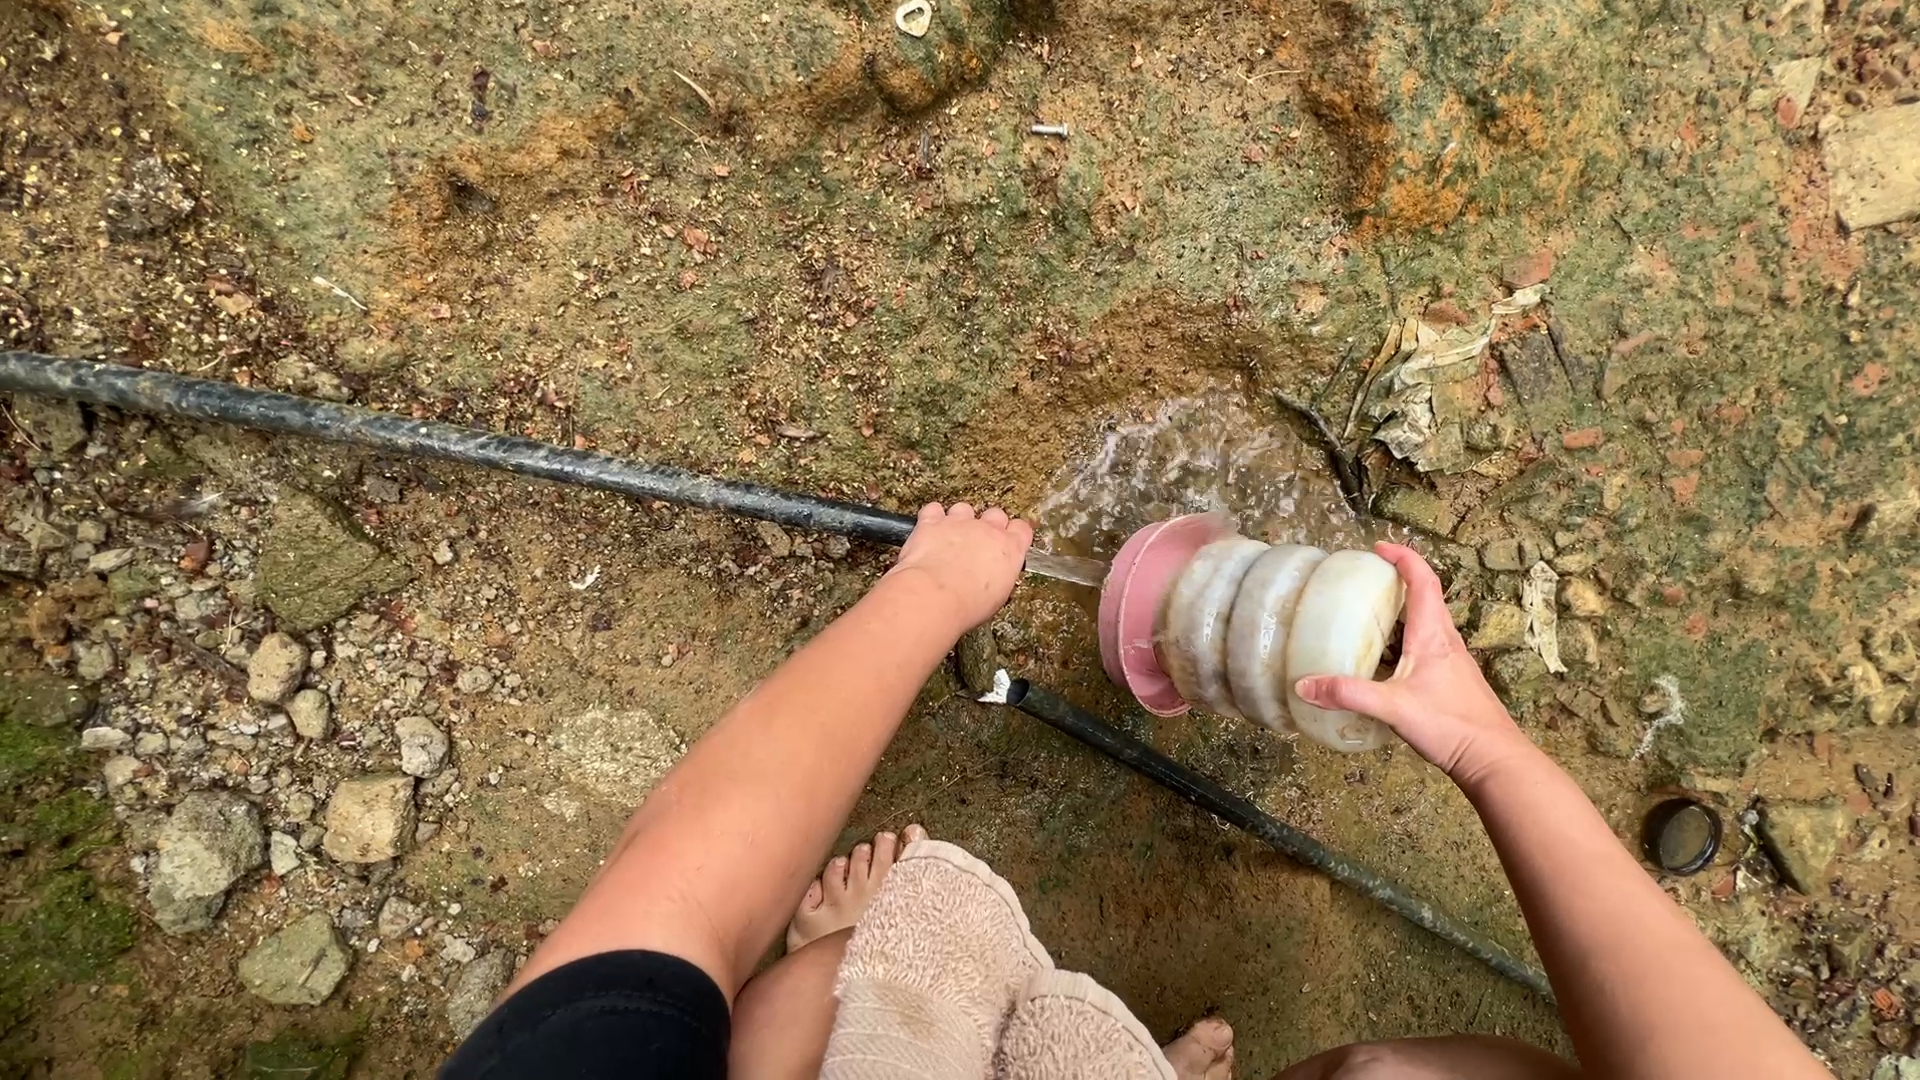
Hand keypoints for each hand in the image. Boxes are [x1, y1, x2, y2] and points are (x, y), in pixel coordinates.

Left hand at [887, 503, 1032, 631]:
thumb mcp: (997, 597)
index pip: (1021, 529)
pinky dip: (932, 516)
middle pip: (995, 514)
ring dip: (960, 519)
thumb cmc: (967, 603)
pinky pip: (934, 510)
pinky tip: (930, 528)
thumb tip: (996, 578)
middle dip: (989, 524)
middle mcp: (987, 530)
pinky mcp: (933, 522)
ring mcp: (959, 522)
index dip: (1015, 533)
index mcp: (1009, 549)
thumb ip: (1000, 576)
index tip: (1010, 540)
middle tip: (980, 542)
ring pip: (964, 509)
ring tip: (952, 537)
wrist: (936, 596)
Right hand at [1293, 542, 1535, 790]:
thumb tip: (1303, 685)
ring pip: (1424, 623)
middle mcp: (1445, 642)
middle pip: (1425, 598)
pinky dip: (1400, 639)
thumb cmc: (1451, 726)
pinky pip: (1422, 646)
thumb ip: (1349, 694)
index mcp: (1434, 636)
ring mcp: (1450, 662)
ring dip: (1399, 610)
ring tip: (1366, 613)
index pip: (1424, 583)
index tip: (1379, 547)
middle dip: (1397, 580)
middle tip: (1365, 578)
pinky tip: (1381, 659)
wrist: (1496, 761)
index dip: (1404, 559)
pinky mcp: (1448, 680)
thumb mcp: (1394, 708)